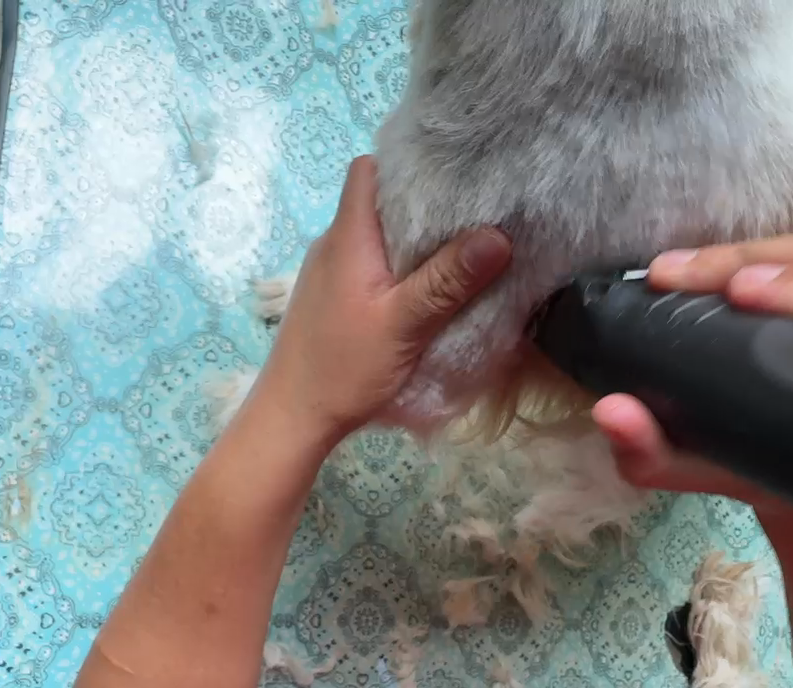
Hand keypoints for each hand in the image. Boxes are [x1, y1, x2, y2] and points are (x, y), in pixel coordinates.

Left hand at [245, 157, 510, 447]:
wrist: (293, 418)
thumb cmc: (343, 369)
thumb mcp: (403, 325)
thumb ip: (447, 281)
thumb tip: (500, 235)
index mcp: (348, 236)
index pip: (369, 169)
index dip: (407, 163)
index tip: (452, 174)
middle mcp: (333, 246)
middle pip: (377, 203)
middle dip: (422, 205)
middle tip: (473, 214)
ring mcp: (328, 276)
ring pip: (374, 240)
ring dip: (411, 244)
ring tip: (458, 251)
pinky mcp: (330, 303)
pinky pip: (368, 270)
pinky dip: (396, 272)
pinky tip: (423, 293)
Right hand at [591, 230, 792, 509]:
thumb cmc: (777, 480)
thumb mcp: (709, 478)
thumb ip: (655, 455)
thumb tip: (608, 410)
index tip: (742, 294)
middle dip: (767, 265)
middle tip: (682, 277)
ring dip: (760, 253)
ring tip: (685, 271)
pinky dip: (770, 252)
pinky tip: (715, 264)